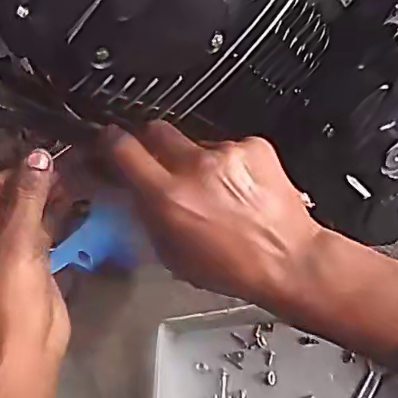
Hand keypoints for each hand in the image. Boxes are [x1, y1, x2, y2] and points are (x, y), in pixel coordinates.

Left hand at [0, 149, 69, 397]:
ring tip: (70, 178)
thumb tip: (39, 159)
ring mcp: (12, 253)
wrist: (29, 347)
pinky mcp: (35, 265)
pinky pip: (45, 232)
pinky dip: (57, 217)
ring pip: (29, 215)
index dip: (10, 173)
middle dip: (32, 183)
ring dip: (47, 198)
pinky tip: (74, 204)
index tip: (36, 160)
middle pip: (9, 200)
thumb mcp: (19, 241)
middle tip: (59, 166)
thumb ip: (31, 196)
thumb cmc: (11, 302)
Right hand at [99, 122, 325, 311]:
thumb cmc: (235, 268)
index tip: (108, 142)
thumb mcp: (172, 254)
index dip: (109, 141)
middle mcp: (195, 168)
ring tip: (212, 190)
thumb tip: (134, 192)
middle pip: (154, 130)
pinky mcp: (252, 146)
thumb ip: (147, 215)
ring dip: (194, 160)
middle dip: (150, 144)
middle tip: (158, 164)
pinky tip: (236, 187)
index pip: (121, 147)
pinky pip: (226, 145)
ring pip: (193, 141)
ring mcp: (226, 153)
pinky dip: (226, 163)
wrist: (289, 260)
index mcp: (168, 197)